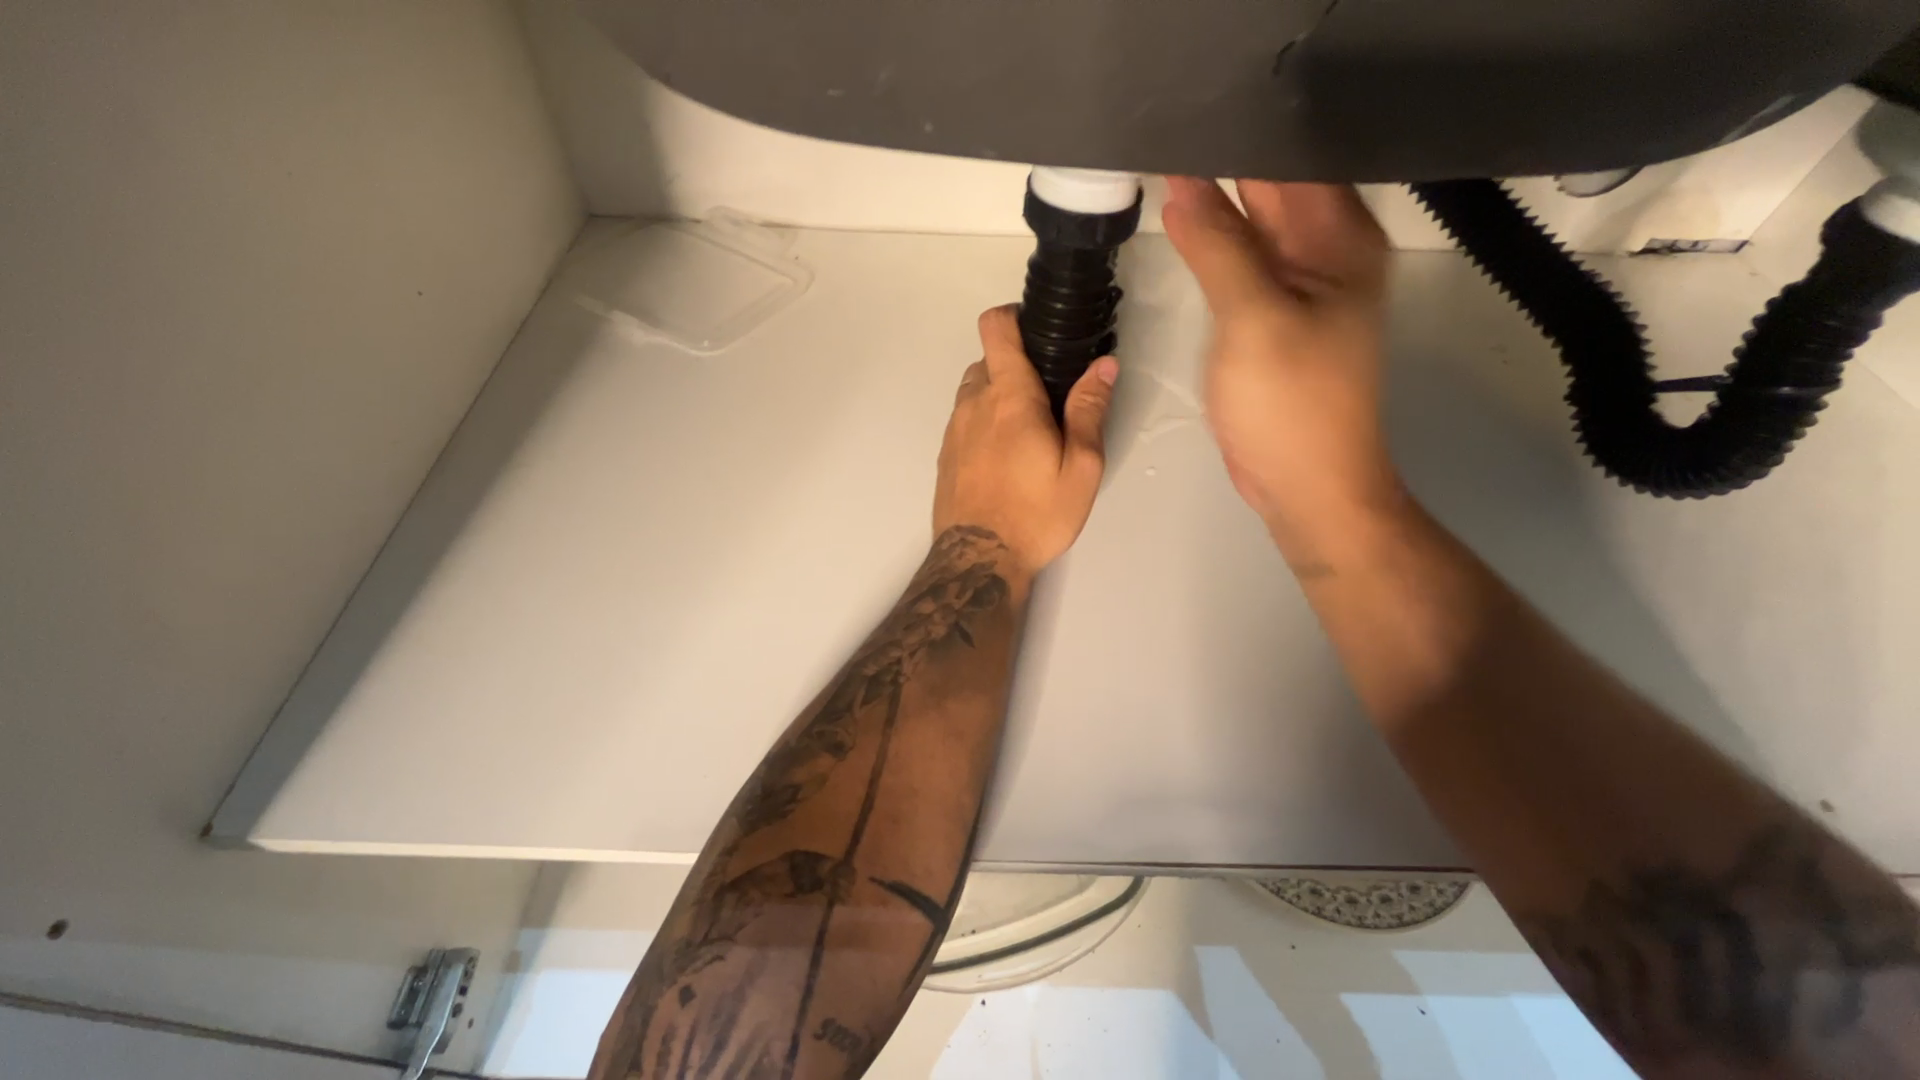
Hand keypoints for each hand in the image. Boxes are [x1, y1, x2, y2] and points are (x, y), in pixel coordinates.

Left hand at [933, 305, 1116, 576]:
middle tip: (1050, 397)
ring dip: (999, 396)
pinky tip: (1007, 457)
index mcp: (1009, 398)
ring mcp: (953, 430)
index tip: (1037, 329)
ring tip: (1030, 432)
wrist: (978, 562)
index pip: (995, 328)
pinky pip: (965, 420)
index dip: (1013, 316)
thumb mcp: (1080, 468)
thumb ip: (1089, 411)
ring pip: (974, 391)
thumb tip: (1103, 365)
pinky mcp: (945, 455)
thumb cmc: (1036, 515)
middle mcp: (973, 405)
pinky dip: (984, 422)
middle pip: (987, 361)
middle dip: (1016, 367)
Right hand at [1161, 177, 1402, 543]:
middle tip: (1160, 141)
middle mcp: (1327, 253)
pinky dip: (1213, 244)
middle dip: (1222, 167)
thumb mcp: (1255, 319)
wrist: (1306, 486)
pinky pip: (1242, 263)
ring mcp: (1299, 286)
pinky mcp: (1273, 315)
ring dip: (1213, 204)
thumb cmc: (1292, 406)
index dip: (1241, 142)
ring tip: (1159, 170)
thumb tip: (1182, 185)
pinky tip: (1178, 224)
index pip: (1291, 166)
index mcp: (1342, 241)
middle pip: (1273, 190)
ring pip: (1253, 226)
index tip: (1184, 126)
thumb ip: (1219, 247)